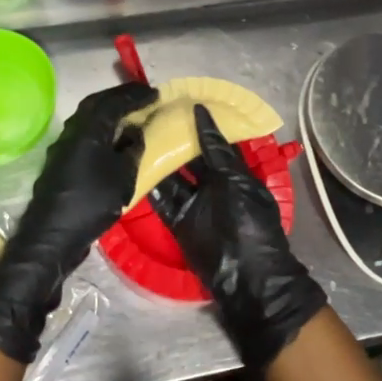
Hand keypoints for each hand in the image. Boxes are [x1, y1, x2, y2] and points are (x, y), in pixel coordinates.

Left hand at [0, 82, 157, 362]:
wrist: (52, 235)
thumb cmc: (92, 202)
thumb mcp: (123, 175)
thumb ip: (132, 149)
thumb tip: (135, 131)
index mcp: (89, 128)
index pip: (114, 101)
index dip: (136, 95)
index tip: (155, 93)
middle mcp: (72, 130)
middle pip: (97, 103)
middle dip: (120, 97)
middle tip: (142, 97)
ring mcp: (63, 145)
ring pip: (87, 118)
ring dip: (108, 111)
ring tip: (130, 114)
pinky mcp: (60, 161)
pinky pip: (84, 133)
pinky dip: (100, 129)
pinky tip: (111, 139)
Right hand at [153, 105, 327, 372]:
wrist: (248, 278)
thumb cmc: (250, 225)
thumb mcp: (238, 182)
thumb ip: (217, 151)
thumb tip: (203, 115)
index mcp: (232, 171)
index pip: (210, 140)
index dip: (194, 123)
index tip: (172, 102)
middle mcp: (211, 184)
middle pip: (187, 157)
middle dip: (170, 139)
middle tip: (144, 117)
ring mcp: (193, 204)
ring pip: (171, 176)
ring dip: (155, 160)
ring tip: (132, 137)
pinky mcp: (178, 222)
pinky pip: (161, 200)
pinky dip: (148, 187)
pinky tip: (130, 168)